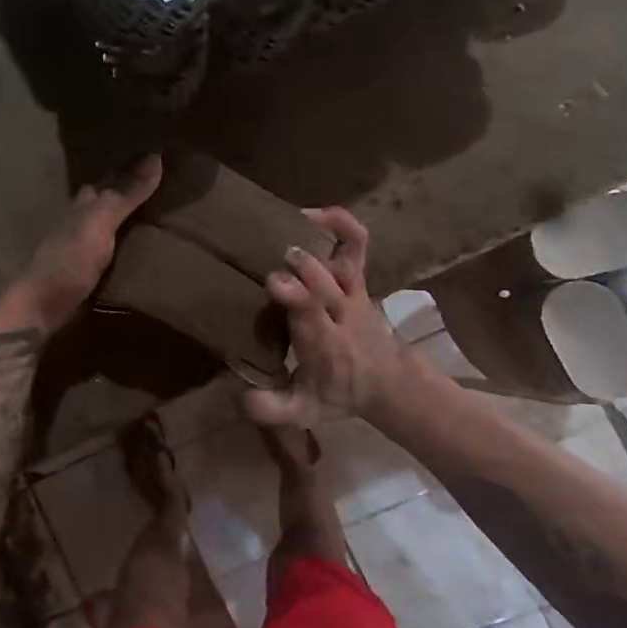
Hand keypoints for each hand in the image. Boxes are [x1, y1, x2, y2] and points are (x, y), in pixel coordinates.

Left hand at [0, 154, 163, 332]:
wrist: (44, 305)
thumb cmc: (71, 259)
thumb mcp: (100, 222)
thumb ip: (126, 194)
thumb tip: (155, 156)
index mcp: (82, 204)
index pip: (109, 180)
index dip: (130, 171)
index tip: (159, 164)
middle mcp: (80, 221)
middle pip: (108, 203)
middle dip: (130, 197)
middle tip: (166, 193)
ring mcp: (81, 248)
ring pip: (110, 227)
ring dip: (130, 224)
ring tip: (162, 221)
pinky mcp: (86, 272)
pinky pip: (112, 252)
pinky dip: (127, 247)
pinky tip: (142, 251)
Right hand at [241, 209, 414, 428]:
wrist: (389, 384)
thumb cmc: (338, 394)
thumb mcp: (303, 412)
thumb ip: (271, 408)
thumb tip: (238, 396)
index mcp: (325, 346)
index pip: (314, 315)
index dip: (297, 295)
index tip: (274, 282)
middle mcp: (341, 314)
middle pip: (326, 281)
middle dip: (302, 265)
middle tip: (273, 252)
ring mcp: (354, 293)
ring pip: (345, 258)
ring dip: (319, 239)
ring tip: (291, 221)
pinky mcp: (360, 279)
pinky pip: (357, 243)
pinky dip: (341, 223)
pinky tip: (313, 214)